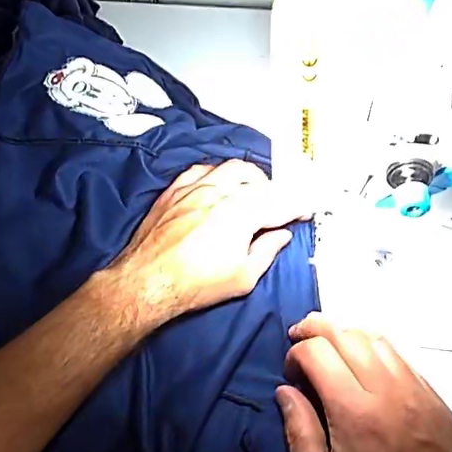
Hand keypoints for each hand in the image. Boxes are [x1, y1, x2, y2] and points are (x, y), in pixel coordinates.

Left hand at [98, 160, 307, 328]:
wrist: (148, 281)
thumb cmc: (193, 283)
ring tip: (253, 191)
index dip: (297, 206)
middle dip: (274, 191)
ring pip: (231, 168)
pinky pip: (201, 170)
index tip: (304, 211)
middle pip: (258, 179)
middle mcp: (220, 192)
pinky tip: (217, 184)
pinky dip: (216, 174)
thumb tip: (280, 236)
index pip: (280, 202)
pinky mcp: (174, 190)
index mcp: (243, 211)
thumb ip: (267, 251)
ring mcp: (195, 187)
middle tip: (278, 206)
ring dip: (248, 177)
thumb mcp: (243, 277)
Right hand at [277, 314, 451, 451]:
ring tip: (331, 353)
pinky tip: (366, 370)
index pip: (317, 350)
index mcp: (355, 412)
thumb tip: (285, 391)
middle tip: (299, 341)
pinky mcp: (437, 400)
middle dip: (316, 329)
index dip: (295, 353)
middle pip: (347, 333)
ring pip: (378, 339)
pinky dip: (376, 351)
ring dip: (348, 337)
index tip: (290, 376)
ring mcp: (418, 391)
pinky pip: (402, 358)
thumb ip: (299, 433)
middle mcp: (389, 390)